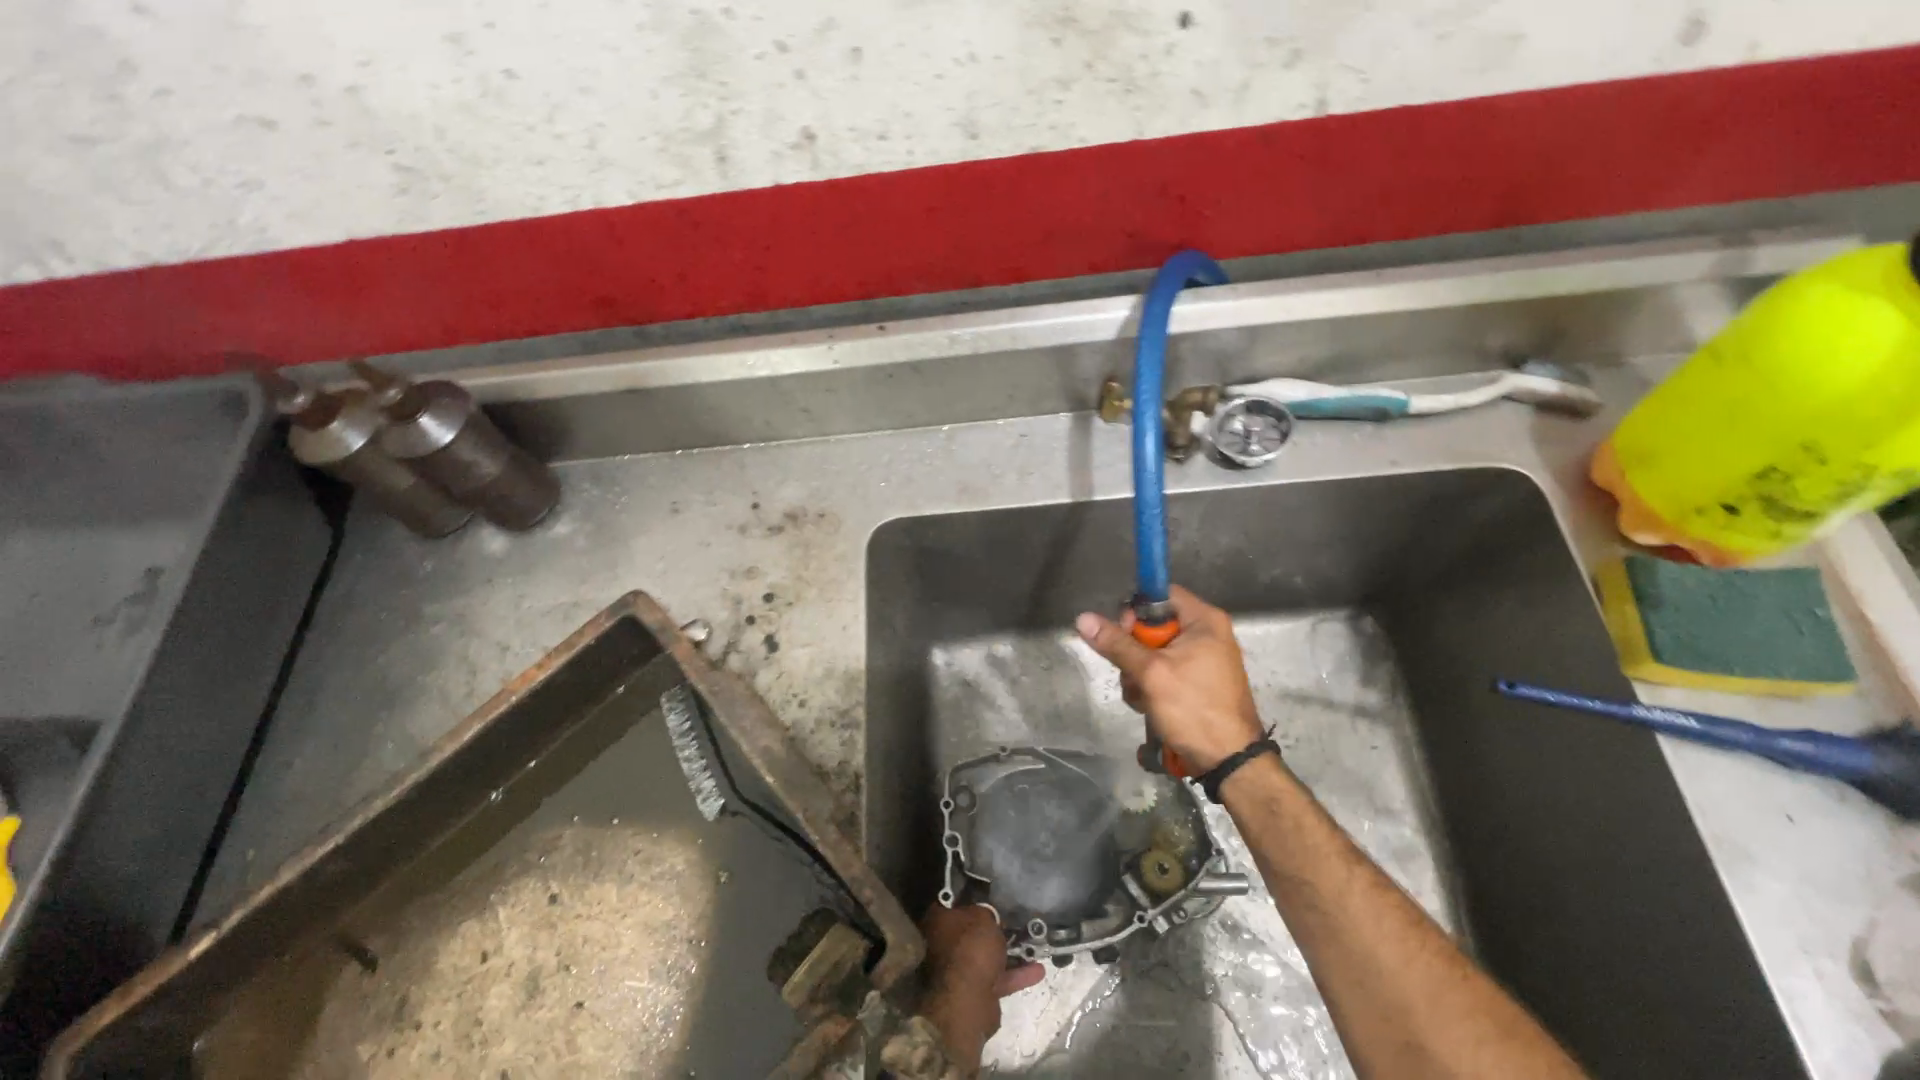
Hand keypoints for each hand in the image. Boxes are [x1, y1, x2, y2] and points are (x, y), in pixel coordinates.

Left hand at [917, 904, 1044, 1074]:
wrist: (968, 1000)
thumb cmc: (972, 948)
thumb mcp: (983, 917)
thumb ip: (987, 912)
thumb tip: (988, 914)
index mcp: (939, 922)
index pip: (955, 904)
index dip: (975, 900)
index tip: (994, 900)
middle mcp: (943, 945)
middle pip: (972, 933)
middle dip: (995, 930)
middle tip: (1016, 923)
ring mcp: (958, 972)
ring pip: (987, 958)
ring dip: (1010, 954)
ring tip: (1034, 945)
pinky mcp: (974, 993)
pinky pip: (997, 979)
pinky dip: (1016, 975)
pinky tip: (1038, 971)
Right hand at [1076, 585, 1264, 771]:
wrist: (1228, 759)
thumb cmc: (1193, 708)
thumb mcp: (1150, 674)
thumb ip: (1117, 644)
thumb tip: (1083, 618)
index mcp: (1204, 620)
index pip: (1160, 595)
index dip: (1135, 611)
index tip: (1122, 634)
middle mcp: (1207, 634)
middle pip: (1153, 627)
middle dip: (1134, 653)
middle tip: (1132, 675)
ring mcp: (1203, 660)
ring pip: (1154, 654)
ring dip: (1139, 675)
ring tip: (1143, 698)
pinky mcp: (1197, 682)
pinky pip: (1164, 673)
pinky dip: (1152, 688)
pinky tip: (1150, 707)